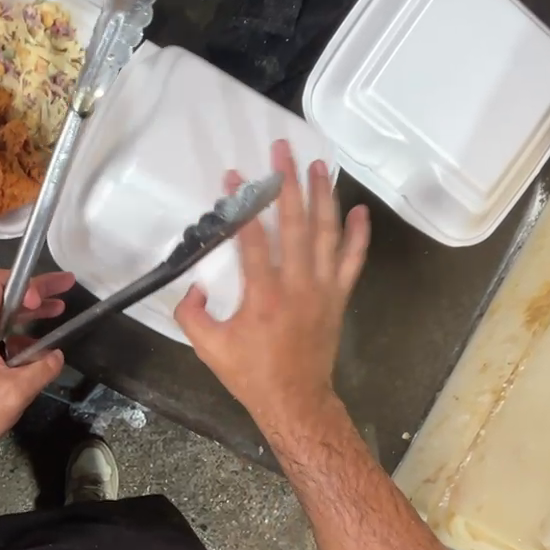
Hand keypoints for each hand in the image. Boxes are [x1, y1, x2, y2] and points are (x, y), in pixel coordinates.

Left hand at [0, 268, 70, 462]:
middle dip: (34, 292)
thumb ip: (42, 369)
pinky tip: (36, 350)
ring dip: (28, 314)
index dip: (24, 283)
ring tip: (57, 312)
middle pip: (1, 296)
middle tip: (65, 287)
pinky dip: (16, 336)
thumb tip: (57, 356)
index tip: (44, 298)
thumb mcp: (15, 392)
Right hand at [176, 140, 369, 433]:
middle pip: (294, 222)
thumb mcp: (208, 348)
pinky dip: (358, 234)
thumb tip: (193, 287)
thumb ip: (191, 314)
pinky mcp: (338, 297)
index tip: (234, 177)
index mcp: (262, 295)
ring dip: (322, 196)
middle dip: (287, 182)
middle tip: (282, 150)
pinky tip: (358, 210)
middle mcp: (297, 284)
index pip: (252, 237)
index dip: (243, 204)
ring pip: (326, 232)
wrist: (294, 399)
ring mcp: (323, 288)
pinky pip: (353, 259)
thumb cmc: (250, 374)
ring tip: (318, 165)